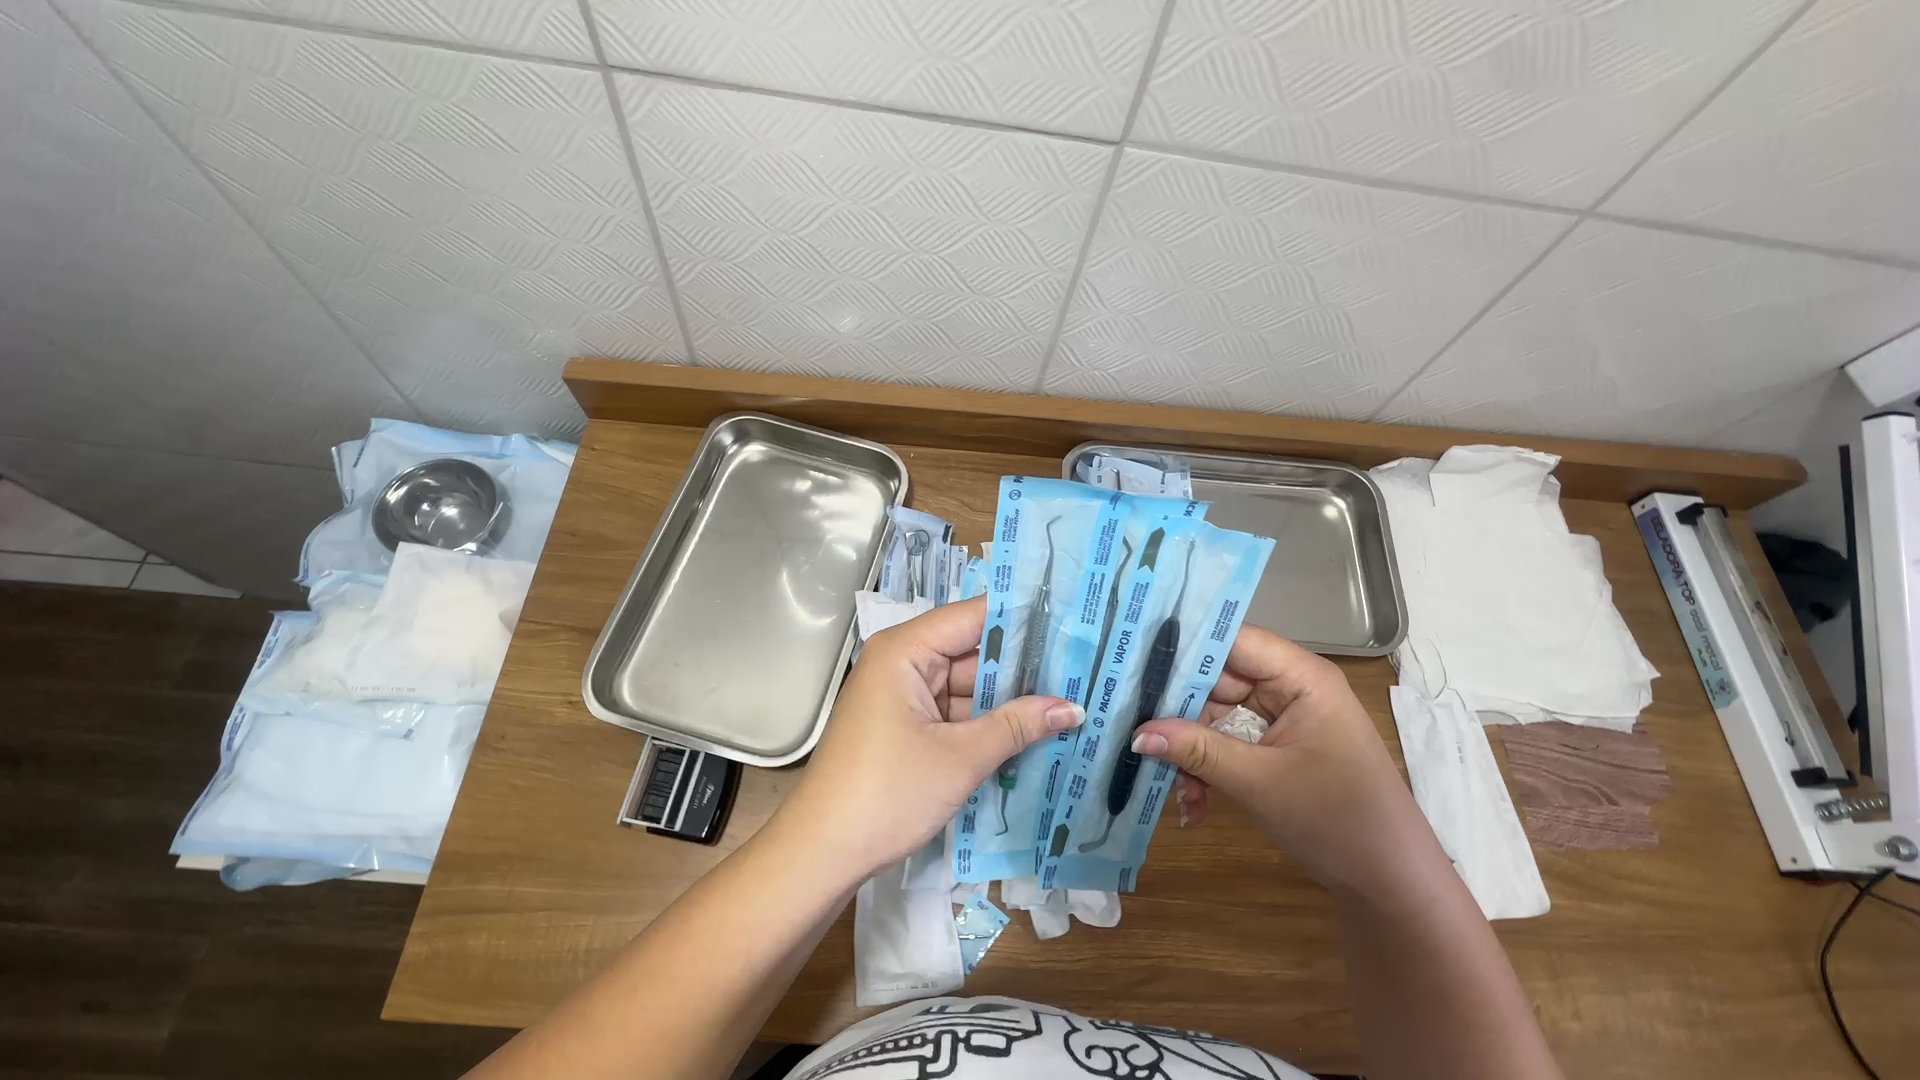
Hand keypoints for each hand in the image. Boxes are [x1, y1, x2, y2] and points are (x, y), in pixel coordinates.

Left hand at [768, 596, 1083, 880]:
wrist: (822, 854)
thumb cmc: (886, 793)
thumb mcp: (960, 758)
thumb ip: (1018, 726)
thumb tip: (1074, 707)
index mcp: (904, 651)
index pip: (973, 617)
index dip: (1022, 617)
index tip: (1074, 618)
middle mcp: (902, 663)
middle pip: (971, 651)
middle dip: (1023, 664)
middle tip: (1084, 666)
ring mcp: (903, 697)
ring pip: (966, 686)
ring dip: (1009, 699)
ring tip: (1072, 696)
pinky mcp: (905, 728)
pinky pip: (954, 713)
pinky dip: (987, 723)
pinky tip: (1033, 729)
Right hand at [1129, 623, 1426, 895]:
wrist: (1390, 882)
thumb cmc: (1337, 820)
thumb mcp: (1260, 783)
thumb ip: (1197, 751)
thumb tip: (1137, 733)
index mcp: (1301, 677)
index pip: (1233, 640)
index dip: (1184, 645)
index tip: (1131, 654)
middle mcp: (1291, 688)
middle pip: (1218, 678)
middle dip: (1176, 708)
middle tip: (1127, 723)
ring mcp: (1284, 719)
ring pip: (1216, 715)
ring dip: (1189, 749)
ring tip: (1164, 781)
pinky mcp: (1277, 749)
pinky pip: (1228, 743)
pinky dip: (1207, 768)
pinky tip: (1192, 804)